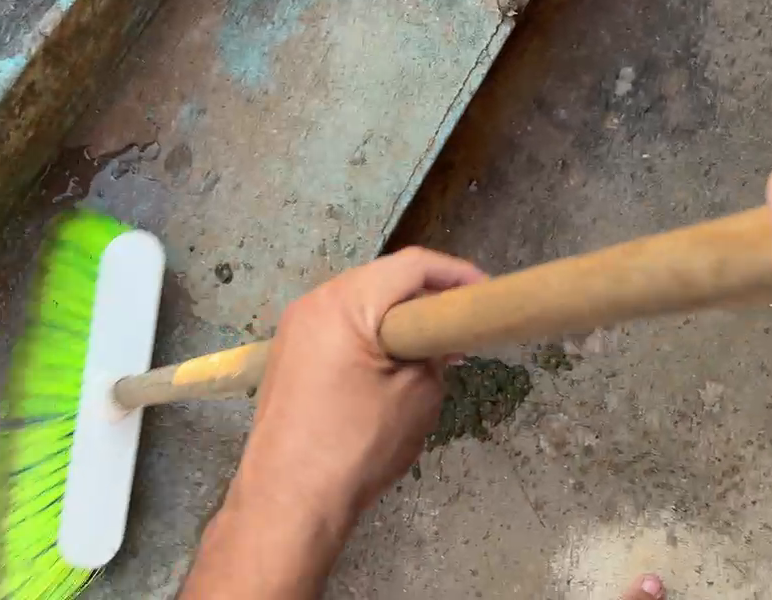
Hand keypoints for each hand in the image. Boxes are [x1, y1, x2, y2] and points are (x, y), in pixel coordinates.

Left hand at [234, 247, 486, 523]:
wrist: (286, 505)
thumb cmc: (356, 445)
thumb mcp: (418, 395)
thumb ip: (437, 353)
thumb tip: (443, 341)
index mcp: (345, 302)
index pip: (411, 266)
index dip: (455, 273)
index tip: (485, 292)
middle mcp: (314, 301)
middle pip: (384, 277)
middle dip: (427, 293)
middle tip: (461, 319)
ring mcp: (295, 326)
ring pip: (362, 299)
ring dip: (400, 313)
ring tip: (434, 341)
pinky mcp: (289, 352)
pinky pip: (341, 322)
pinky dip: (373, 330)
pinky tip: (394, 357)